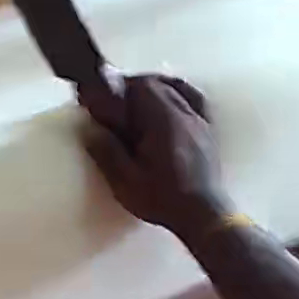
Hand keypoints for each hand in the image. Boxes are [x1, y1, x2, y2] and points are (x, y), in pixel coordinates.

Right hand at [81, 74, 233, 240]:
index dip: (120, 85)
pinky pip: (196, 99)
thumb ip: (107, 152)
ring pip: (178, 88)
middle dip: (134, 85)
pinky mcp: (209, 130)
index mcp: (163, 122)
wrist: (203, 215)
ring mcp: (200, 120)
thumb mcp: (125, 181)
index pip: (142, 86)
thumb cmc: (162, 198)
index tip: (104, 93)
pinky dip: (180, 92)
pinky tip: (172, 97)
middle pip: (159, 84)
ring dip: (156, 86)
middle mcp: (185, 114)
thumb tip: (89, 130)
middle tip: (116, 98)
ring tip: (140, 96)